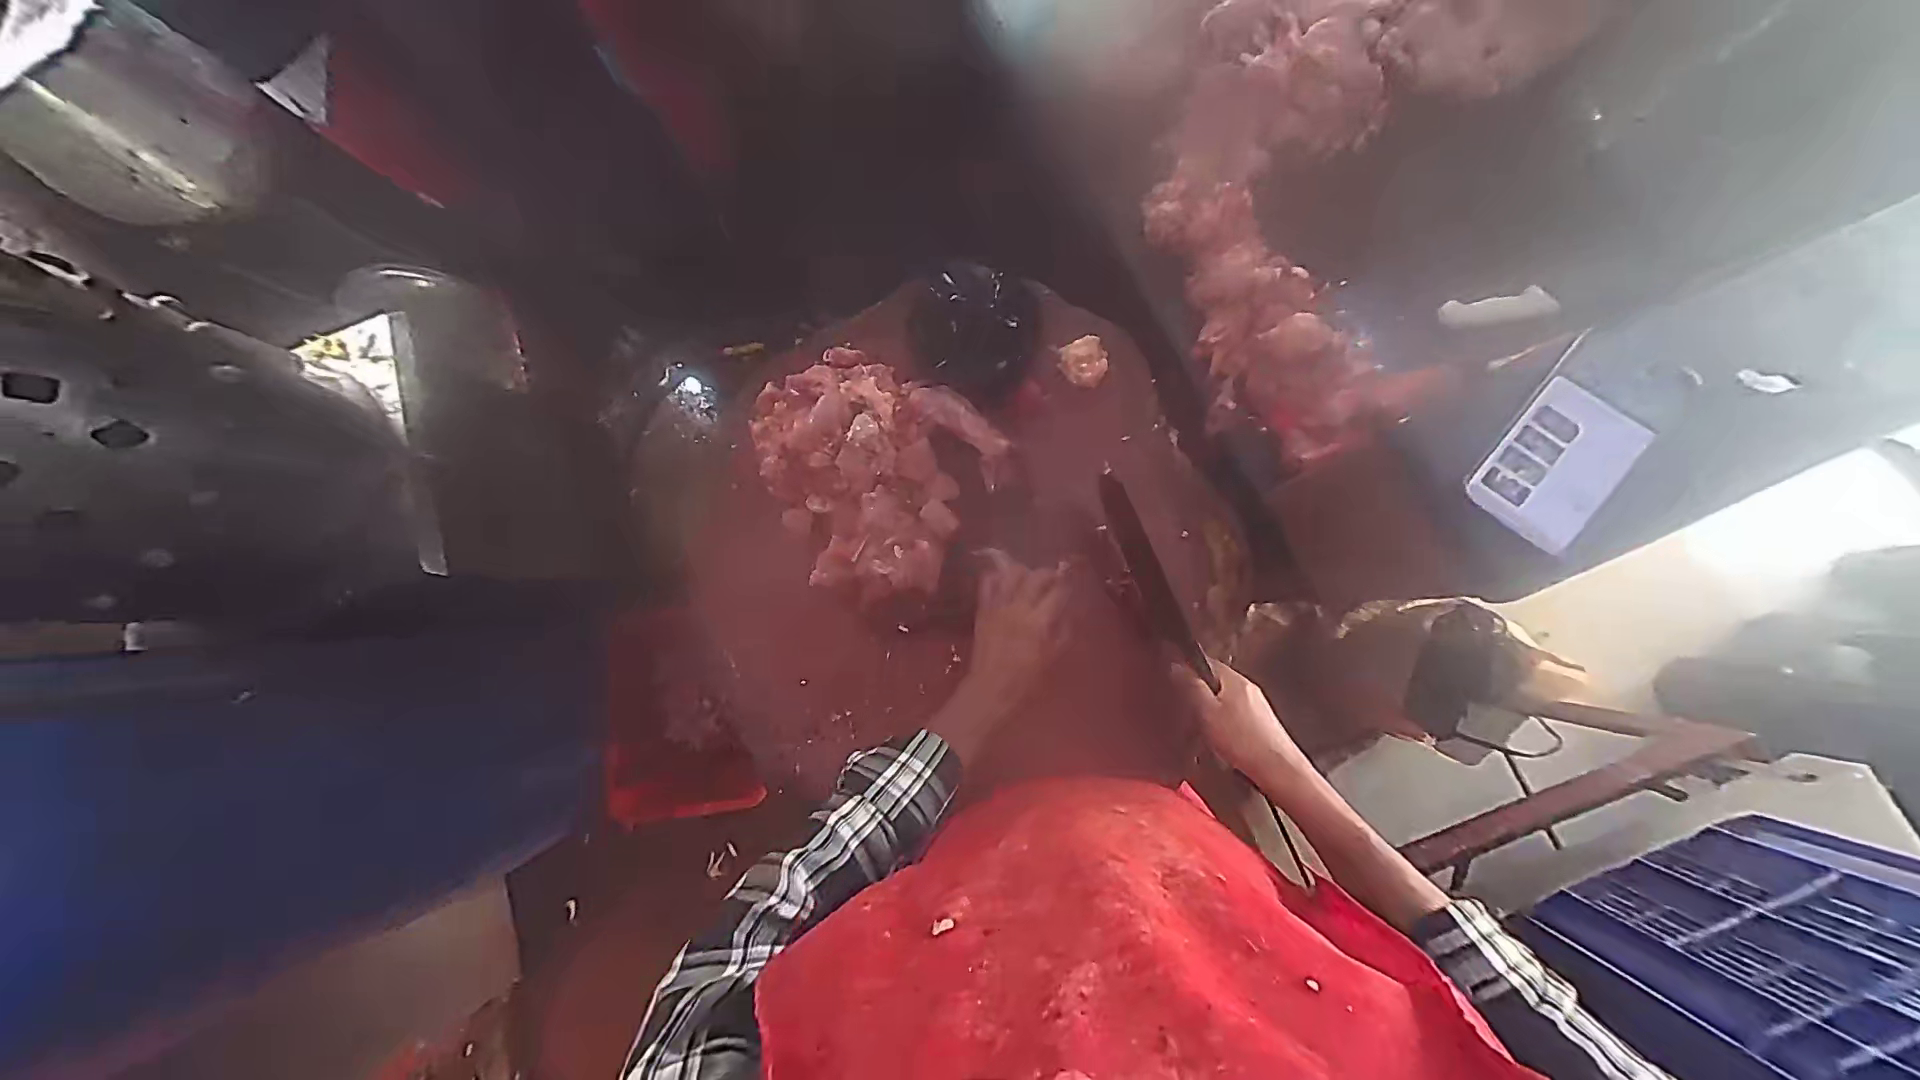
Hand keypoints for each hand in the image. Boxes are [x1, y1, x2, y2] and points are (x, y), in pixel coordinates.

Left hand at [932, 550, 1070, 760]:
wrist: (990, 689)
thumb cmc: (1026, 680)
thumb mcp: (1054, 656)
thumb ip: (1065, 630)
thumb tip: (1074, 608)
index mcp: (1039, 623)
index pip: (1059, 591)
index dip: (1068, 581)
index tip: (1073, 579)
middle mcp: (1018, 608)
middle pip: (1037, 575)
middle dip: (1049, 573)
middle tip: (1055, 579)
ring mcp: (997, 606)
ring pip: (1011, 572)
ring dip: (1024, 571)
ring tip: (1030, 579)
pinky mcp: (982, 608)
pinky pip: (988, 581)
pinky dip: (998, 576)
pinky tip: (1006, 583)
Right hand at [1170, 657, 1311, 794]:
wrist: (1278, 769)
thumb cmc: (1244, 742)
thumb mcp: (1206, 712)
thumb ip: (1191, 686)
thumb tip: (1177, 667)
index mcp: (1234, 679)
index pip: (1205, 661)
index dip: (1186, 668)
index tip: (1174, 679)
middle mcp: (1248, 688)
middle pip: (1216, 680)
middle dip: (1199, 690)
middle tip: (1187, 707)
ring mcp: (1256, 705)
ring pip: (1225, 698)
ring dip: (1212, 707)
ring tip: (1203, 726)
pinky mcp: (1261, 722)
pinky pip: (1235, 713)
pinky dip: (1224, 721)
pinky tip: (1221, 737)